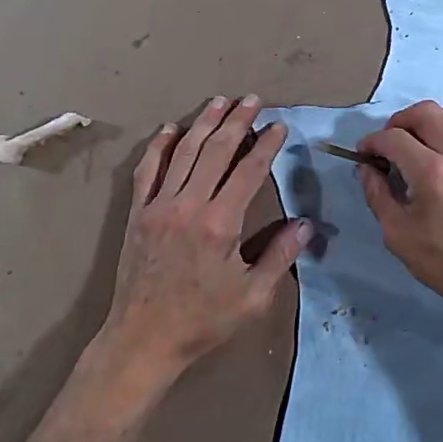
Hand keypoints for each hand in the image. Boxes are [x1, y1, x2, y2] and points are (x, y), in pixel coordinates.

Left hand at [96, 96, 310, 382]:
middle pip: (216, 150)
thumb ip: (281, 256)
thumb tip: (305, 224)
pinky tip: (171, 128)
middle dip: (237, 121)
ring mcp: (158, 206)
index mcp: (220, 224)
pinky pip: (147, 170)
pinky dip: (159, 145)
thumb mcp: (253, 296)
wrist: (141, 342)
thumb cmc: (203, 320)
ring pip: (183, 152)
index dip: (266, 144)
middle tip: (253, 99)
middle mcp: (188, 206)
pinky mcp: (137, 214)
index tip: (279, 126)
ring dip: (204, 123)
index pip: (248, 170)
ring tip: (220, 101)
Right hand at [357, 101, 442, 321]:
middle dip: (399, 121)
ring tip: (419, 147)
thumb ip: (377, 194)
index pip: (394, 137)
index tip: (365, 153)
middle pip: (425, 111)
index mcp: (432, 172)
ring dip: (429, 123)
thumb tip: (368, 168)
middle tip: (390, 143)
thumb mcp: (398, 234)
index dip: (373, 141)